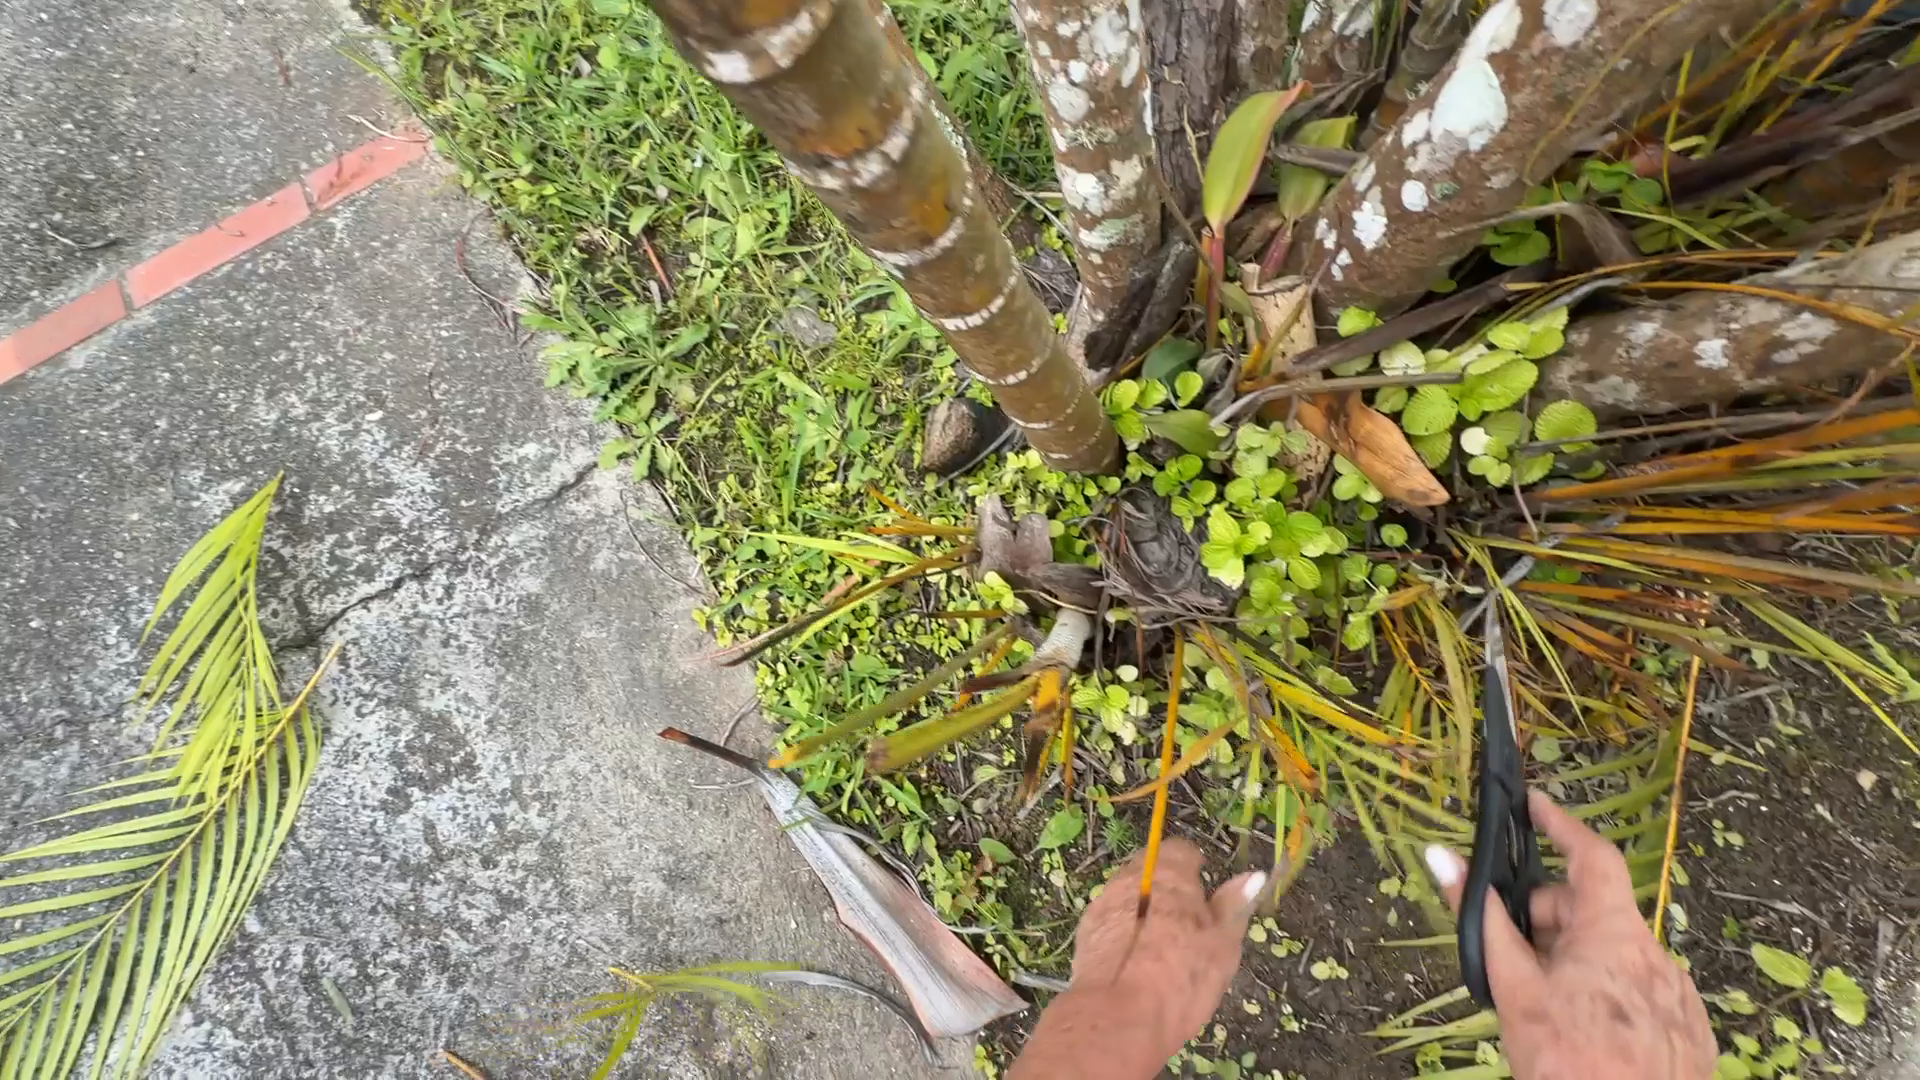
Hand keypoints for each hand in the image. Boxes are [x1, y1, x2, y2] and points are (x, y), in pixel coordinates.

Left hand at [1009, 839, 1264, 1078]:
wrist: (1120, 1012)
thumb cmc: (1182, 976)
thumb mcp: (1222, 944)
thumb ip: (1234, 904)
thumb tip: (1253, 875)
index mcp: (1170, 871)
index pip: (1182, 849)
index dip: (1194, 867)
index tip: (1202, 891)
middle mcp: (1133, 874)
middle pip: (1152, 865)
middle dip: (1167, 884)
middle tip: (1184, 919)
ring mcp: (1106, 896)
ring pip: (1130, 889)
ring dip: (1144, 904)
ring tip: (1159, 941)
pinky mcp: (1088, 923)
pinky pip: (1112, 913)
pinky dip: (1124, 925)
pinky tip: (1134, 954)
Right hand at [1426, 790, 1713, 1079]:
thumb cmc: (1564, 1056)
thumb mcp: (1510, 981)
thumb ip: (1478, 912)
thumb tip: (1440, 855)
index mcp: (1615, 936)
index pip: (1593, 856)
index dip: (1560, 824)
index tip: (1531, 804)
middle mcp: (1659, 958)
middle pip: (1592, 910)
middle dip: (1546, 916)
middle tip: (1510, 948)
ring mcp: (1681, 998)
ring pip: (1612, 951)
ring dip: (1572, 954)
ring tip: (1541, 996)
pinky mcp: (1690, 1034)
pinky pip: (1638, 986)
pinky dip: (1602, 986)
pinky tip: (1579, 1021)